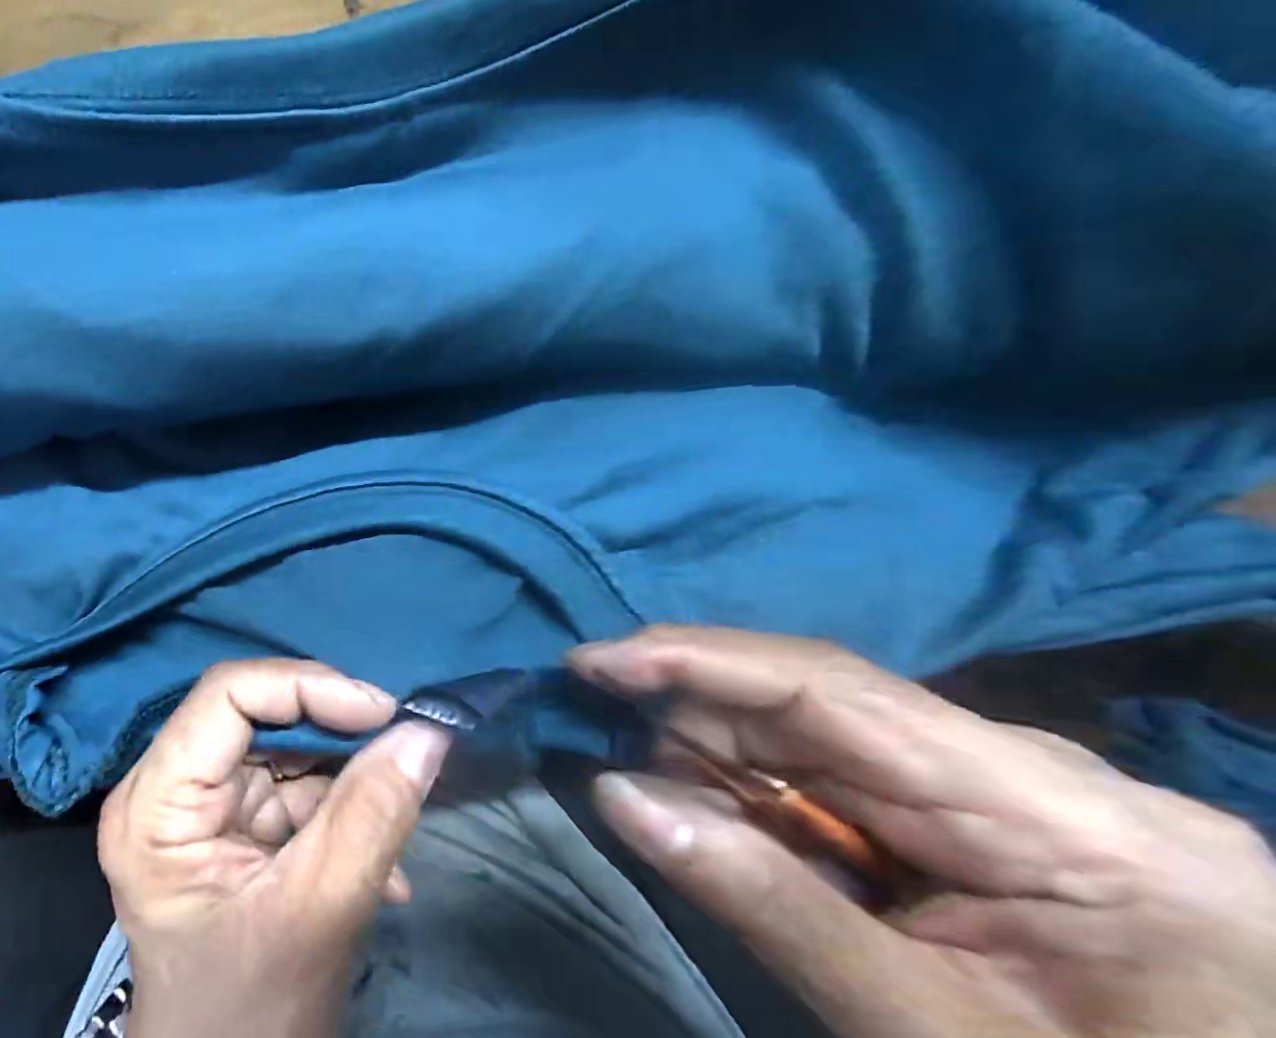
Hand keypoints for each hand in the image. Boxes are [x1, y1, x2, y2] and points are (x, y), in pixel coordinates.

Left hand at [98, 659, 450, 1037]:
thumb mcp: (316, 915)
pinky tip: (382, 862)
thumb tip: (426, 732)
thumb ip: (372, 816)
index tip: (380, 712)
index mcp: (158, 804)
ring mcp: (201, 807)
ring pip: (283, 746)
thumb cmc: (250, 1014)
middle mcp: (169, 789)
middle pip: (256, 714)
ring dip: (347, 774)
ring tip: (397, 810)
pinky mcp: (233, 826)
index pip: (227, 695)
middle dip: (335, 728)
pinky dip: (342, 809)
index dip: (305, 685)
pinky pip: (293, 788)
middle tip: (401, 744)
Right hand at [571, 626, 1275, 1037]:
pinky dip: (766, 796)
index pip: (839, 690)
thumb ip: (766, 902)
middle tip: (602, 744)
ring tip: (653, 789)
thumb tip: (615, 794)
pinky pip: (844, 775)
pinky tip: (723, 816)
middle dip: (697, 721)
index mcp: (1069, 817)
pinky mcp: (985, 813)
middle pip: (820, 705)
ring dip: (722, 761)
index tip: (591, 662)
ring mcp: (1011, 789)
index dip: (698, 659)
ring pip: (821, 736)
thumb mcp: (921, 1032)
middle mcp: (1035, 772)